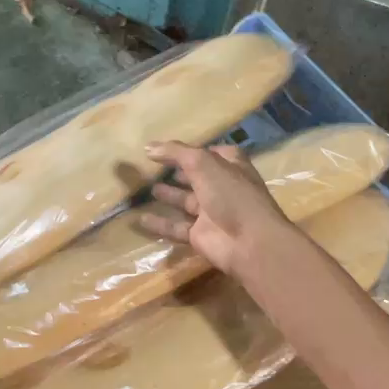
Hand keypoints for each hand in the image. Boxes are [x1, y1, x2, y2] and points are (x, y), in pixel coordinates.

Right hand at [140, 140, 294, 276]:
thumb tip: (148, 147)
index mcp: (230, 166)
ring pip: (185, 201)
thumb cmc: (231, 194)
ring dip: (168, 195)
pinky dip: (160, 223)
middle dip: (177, 172)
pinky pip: (176, 227)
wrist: (249, 242)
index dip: (191, 150)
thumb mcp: (203, 163)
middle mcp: (222, 187)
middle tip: (150, 168)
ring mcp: (211, 212)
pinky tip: (139, 219)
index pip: (209, 153)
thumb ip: (176, 153)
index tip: (166, 149)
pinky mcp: (200, 234)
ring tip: (145, 188)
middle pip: (195, 176)